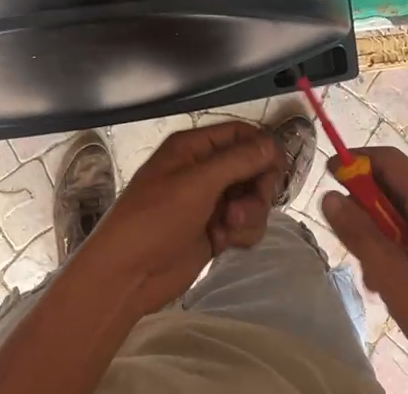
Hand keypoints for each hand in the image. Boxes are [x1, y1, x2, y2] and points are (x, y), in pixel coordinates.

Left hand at [73, 122, 284, 314]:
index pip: (239, 134)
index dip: (261, 147)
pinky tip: (223, 243)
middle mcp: (203, 169)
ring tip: (229, 229)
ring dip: (249, 214)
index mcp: (193, 147)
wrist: (128, 275)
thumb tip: (272, 144)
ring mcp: (209, 201)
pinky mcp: (214, 230)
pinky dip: (241, 233)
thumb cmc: (156, 218)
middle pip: (252, 167)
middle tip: (249, 205)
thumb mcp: (197, 183)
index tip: (279, 168)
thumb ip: (238, 161)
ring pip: (251, 198)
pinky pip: (244, 224)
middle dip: (256, 188)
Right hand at [323, 147, 407, 393]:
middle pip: (398, 186)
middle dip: (367, 206)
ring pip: (407, 213)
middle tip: (348, 239)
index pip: (391, 160)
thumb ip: (359, 234)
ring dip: (381, 232)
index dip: (356, 161)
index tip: (327, 175)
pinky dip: (400, 246)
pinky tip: (392, 283)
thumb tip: (330, 195)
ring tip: (371, 274)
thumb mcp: (392, 278)